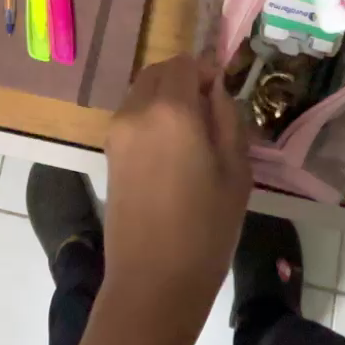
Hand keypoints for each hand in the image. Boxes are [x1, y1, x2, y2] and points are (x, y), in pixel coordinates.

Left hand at [101, 55, 252, 302]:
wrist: (153, 280)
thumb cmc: (206, 228)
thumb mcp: (236, 169)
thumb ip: (227, 117)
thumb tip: (216, 88)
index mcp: (172, 108)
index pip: (185, 63)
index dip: (206, 70)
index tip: (222, 92)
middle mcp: (138, 109)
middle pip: (159, 71)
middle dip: (183, 79)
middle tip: (208, 109)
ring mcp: (117, 129)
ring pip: (142, 90)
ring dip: (165, 96)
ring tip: (190, 132)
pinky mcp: (108, 150)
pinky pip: (132, 114)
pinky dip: (150, 115)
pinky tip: (170, 149)